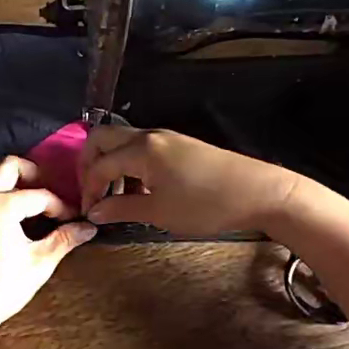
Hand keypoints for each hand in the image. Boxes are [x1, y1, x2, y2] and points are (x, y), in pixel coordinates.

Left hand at [0, 156, 96, 334]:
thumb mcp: (38, 263)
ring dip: (14, 187)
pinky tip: (12, 224)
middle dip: (34, 176)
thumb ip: (63, 239)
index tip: (74, 219)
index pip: (39, 194)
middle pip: (9, 167)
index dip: (61, 205)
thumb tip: (87, 228)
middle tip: (51, 197)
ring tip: (35, 211)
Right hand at [79, 126, 305, 236]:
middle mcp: (148, 136)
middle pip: (102, 139)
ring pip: (121, 142)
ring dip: (109, 164)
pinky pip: (140, 148)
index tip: (88, 212)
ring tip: (115, 196)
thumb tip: (94, 212)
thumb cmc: (206, 204)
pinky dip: (128, 164)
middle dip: (89, 164)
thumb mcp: (159, 212)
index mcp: (140, 150)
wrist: (260, 192)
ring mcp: (165, 138)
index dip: (88, 189)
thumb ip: (121, 209)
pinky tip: (138, 189)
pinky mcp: (178, 145)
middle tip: (91, 192)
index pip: (98, 165)